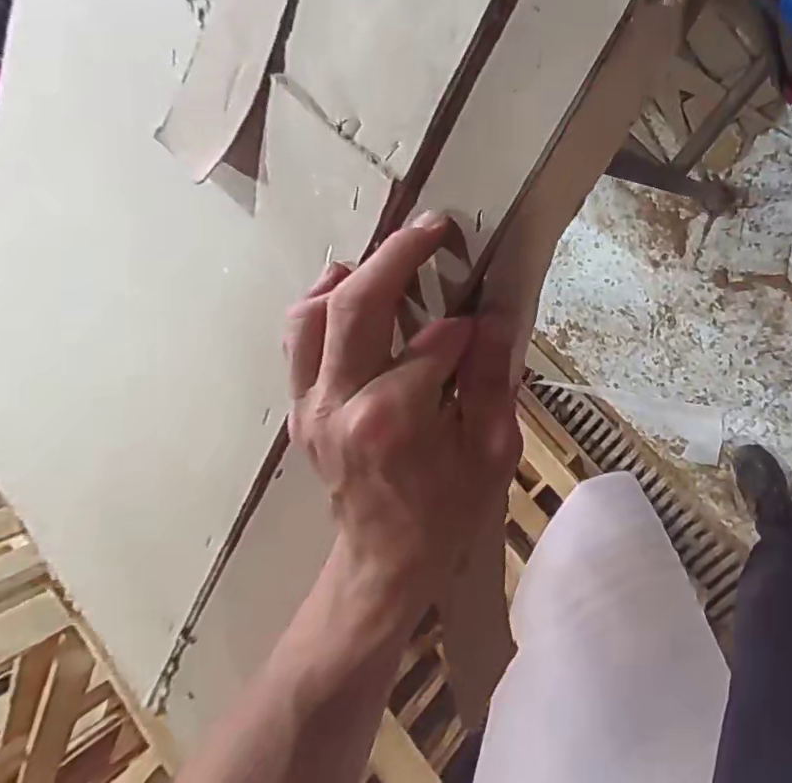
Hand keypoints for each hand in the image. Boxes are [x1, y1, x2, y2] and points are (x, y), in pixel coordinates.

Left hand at [283, 214, 521, 618]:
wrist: (384, 564)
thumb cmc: (448, 512)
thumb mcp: (493, 452)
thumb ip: (490, 379)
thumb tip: (488, 316)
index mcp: (392, 420)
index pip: (433, 341)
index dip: (464, 323)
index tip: (483, 318)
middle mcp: (338, 404)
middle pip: (355, 305)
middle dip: (398, 255)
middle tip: (432, 227)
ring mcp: (309, 404)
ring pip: (311, 313)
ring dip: (352, 274)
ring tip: (390, 256)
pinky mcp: (298, 405)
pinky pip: (299, 337)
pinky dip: (323, 303)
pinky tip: (352, 290)